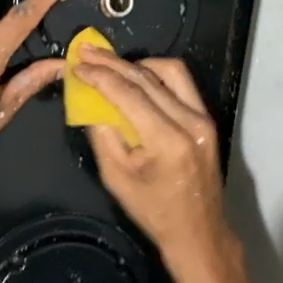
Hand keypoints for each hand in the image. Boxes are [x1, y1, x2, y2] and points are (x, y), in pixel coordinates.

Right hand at [71, 48, 229, 264]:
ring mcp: (202, 118)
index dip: (100, 76)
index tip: (76, 65)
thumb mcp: (116, 177)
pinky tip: (135, 76)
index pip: (129, 94)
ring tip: (109, 63)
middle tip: (86, 52)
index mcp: (167, 140)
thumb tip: (87, 98)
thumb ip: (102, 133)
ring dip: (137, 63)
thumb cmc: (153, 211)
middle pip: (147, 78)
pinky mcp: (206, 118)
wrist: (198, 231)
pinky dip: (156, 74)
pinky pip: (181, 83)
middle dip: (113, 63)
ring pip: (169, 72)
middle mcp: (190, 122)